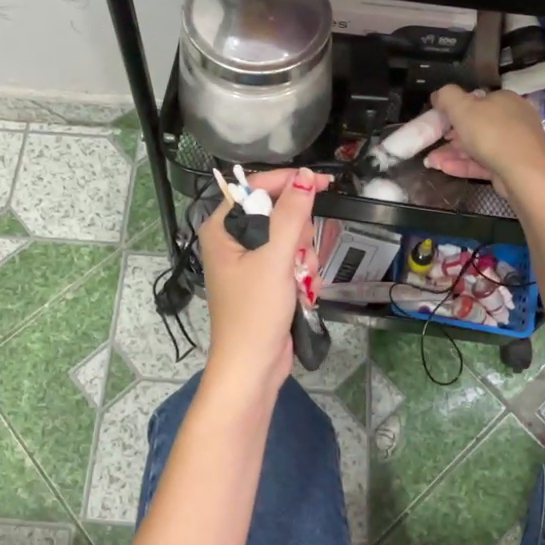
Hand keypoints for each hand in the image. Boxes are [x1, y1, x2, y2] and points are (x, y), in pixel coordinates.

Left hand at [198, 168, 327, 400]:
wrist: (251, 367)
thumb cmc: (254, 312)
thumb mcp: (274, 258)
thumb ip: (291, 214)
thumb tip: (307, 177)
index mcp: (221, 228)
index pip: (256, 187)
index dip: (289, 183)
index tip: (322, 184)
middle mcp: (231, 240)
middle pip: (277, 213)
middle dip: (298, 234)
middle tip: (299, 255)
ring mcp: (248, 262)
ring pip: (289, 238)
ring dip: (303, 258)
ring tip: (301, 280)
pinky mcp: (264, 281)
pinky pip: (291, 261)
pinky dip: (301, 274)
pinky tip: (302, 292)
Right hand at [423, 85, 544, 197]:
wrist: (524, 173)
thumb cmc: (491, 133)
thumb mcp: (462, 108)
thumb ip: (447, 96)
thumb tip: (438, 94)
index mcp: (505, 100)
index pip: (478, 101)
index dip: (457, 111)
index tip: (440, 123)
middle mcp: (513, 119)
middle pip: (477, 126)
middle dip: (451, 137)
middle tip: (432, 146)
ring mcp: (514, 144)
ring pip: (479, 146)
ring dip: (453, 153)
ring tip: (432, 162)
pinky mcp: (512, 166)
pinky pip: (485, 162)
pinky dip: (465, 165)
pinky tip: (445, 169)